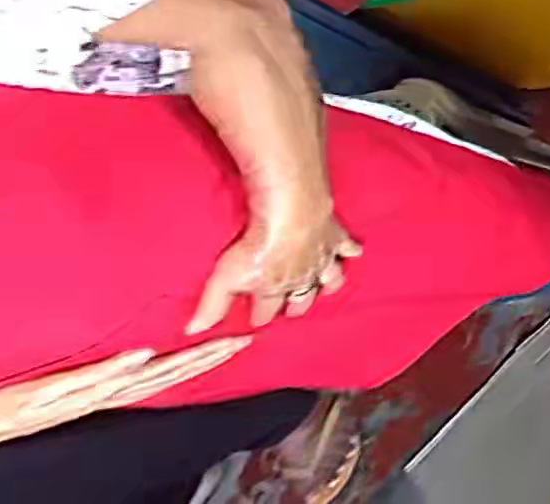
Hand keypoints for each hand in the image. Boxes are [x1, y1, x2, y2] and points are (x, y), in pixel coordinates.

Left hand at [0, 338, 249, 459]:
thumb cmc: (4, 412)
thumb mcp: (58, 392)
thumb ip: (100, 374)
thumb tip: (150, 352)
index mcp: (105, 393)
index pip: (168, 375)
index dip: (207, 361)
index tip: (243, 342)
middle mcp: (97, 397)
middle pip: (163, 377)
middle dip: (207, 359)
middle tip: (244, 340)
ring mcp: (69, 398)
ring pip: (136, 380)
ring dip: (179, 364)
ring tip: (213, 345)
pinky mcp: (38, 397)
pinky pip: (84, 382)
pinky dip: (116, 370)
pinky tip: (143, 356)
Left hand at [186, 209, 362, 333]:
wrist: (292, 217)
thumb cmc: (256, 246)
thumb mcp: (223, 279)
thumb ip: (211, 306)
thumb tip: (193, 332)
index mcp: (274, 290)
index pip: (266, 311)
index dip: (261, 317)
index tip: (257, 321)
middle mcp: (302, 278)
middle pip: (302, 297)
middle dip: (298, 305)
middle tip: (294, 311)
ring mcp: (323, 259)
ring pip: (331, 277)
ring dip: (330, 285)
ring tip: (329, 290)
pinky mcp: (337, 240)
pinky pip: (349, 248)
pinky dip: (353, 251)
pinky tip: (355, 253)